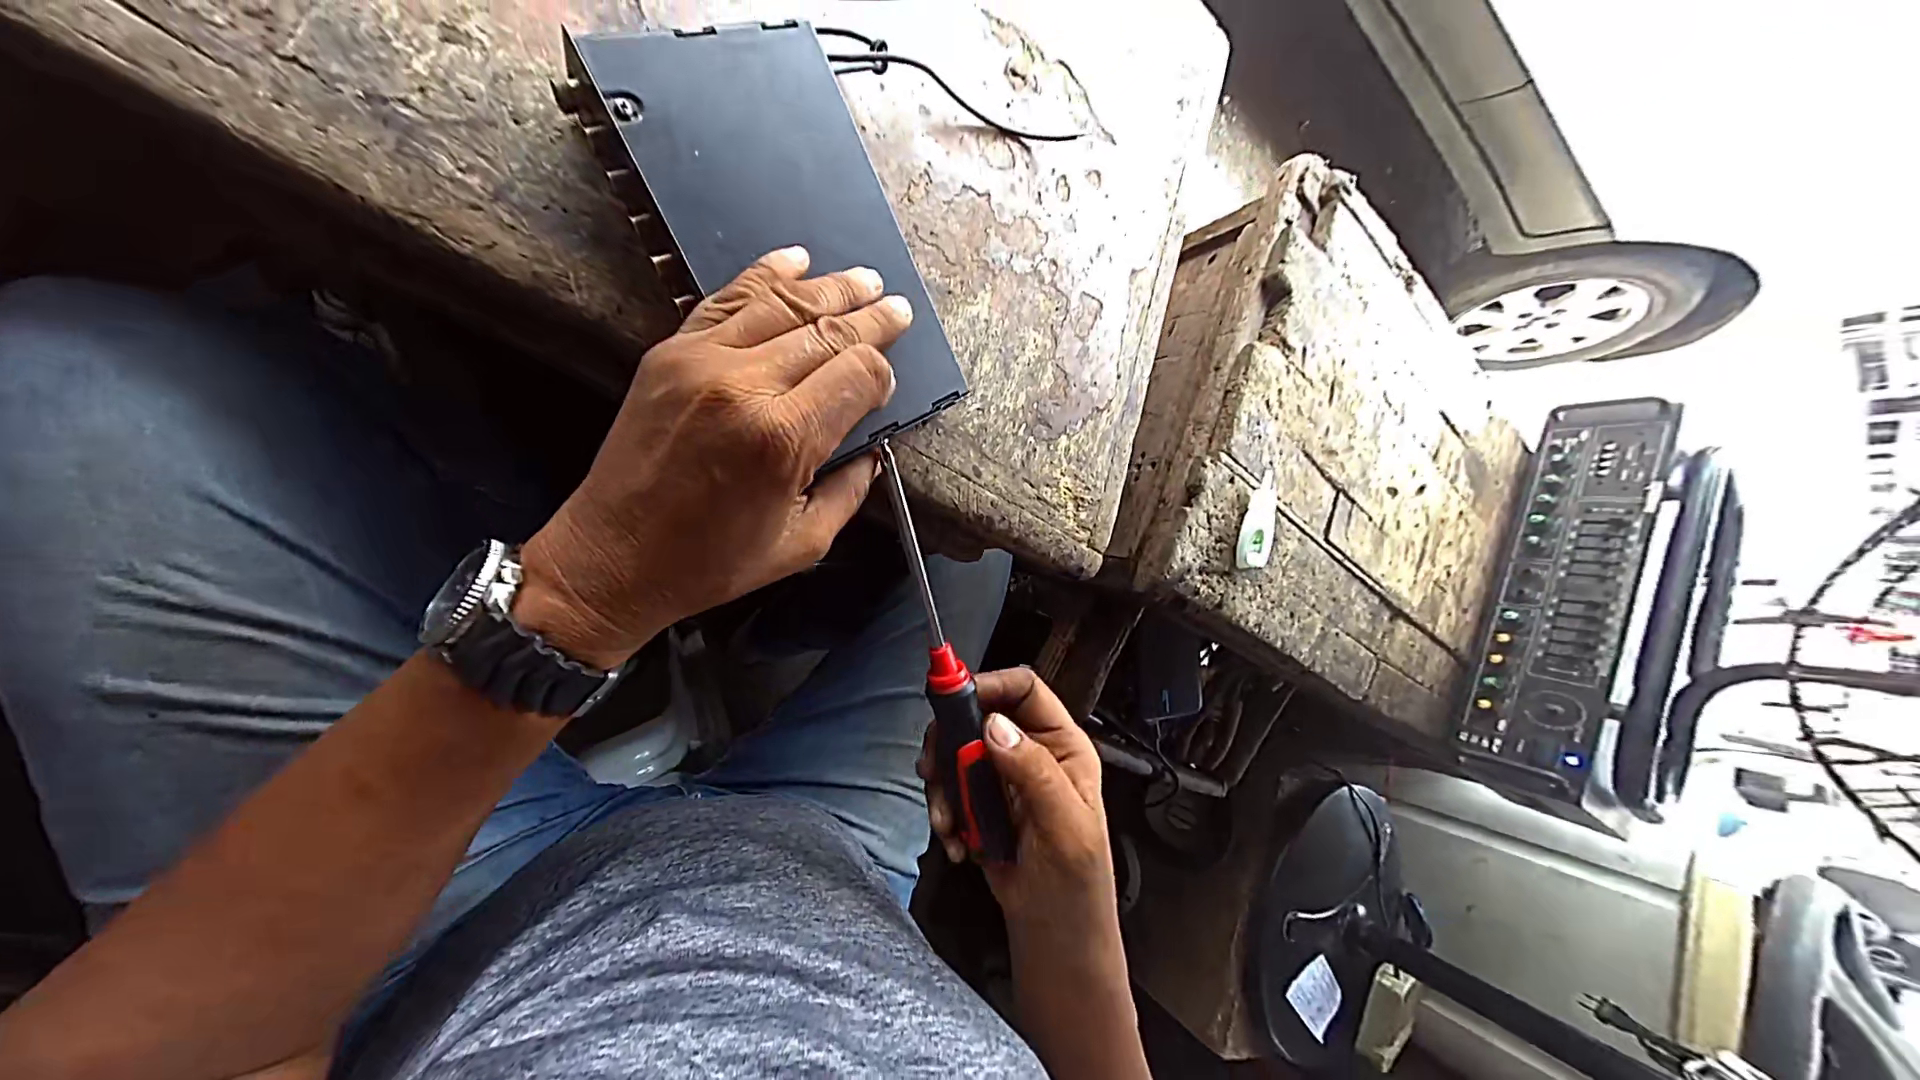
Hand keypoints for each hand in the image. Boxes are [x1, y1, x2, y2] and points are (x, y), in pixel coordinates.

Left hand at [517, 246, 909, 668]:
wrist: (614, 557)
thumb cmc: (713, 561)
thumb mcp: (804, 543)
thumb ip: (849, 490)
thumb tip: (873, 449)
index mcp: (783, 439)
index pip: (856, 375)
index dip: (881, 372)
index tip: (888, 380)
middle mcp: (745, 385)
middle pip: (827, 332)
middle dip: (871, 318)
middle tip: (899, 307)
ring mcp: (701, 361)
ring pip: (781, 304)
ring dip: (829, 288)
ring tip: (863, 278)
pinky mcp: (669, 353)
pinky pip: (726, 299)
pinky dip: (764, 274)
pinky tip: (794, 259)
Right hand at [920, 668, 1116, 933]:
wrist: (1053, 936)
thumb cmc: (1075, 886)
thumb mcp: (1065, 827)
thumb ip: (1034, 772)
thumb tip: (995, 725)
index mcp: (1062, 745)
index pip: (1026, 690)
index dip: (990, 685)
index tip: (954, 701)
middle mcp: (1031, 751)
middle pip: (979, 715)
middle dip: (951, 741)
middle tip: (934, 769)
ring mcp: (1003, 776)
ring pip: (957, 751)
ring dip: (944, 785)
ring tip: (949, 821)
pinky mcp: (981, 801)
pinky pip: (949, 787)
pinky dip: (944, 810)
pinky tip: (956, 841)